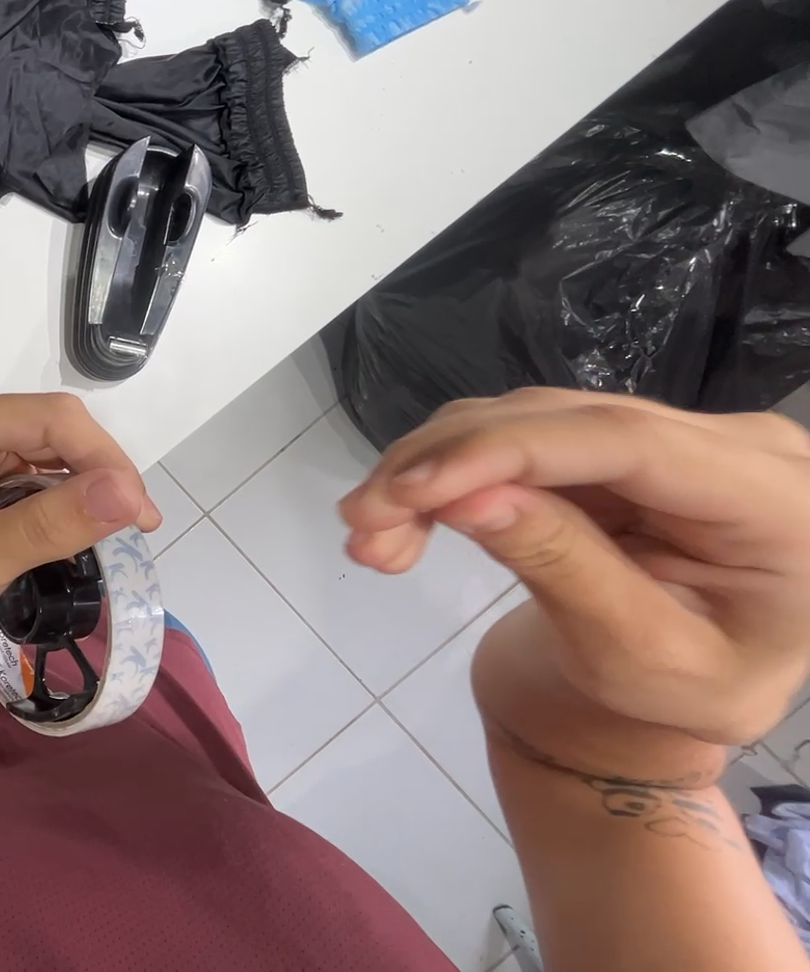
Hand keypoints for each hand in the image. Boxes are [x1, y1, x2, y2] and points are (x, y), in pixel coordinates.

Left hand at [0, 394, 160, 663]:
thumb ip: (55, 522)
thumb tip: (130, 495)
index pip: (50, 418)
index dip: (102, 456)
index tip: (137, 511)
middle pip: (56, 428)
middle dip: (101, 471)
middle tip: (138, 524)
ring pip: (54, 451)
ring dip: (90, 486)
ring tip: (123, 528)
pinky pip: (40, 474)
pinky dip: (68, 498)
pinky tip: (89, 525)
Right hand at [339, 388, 809, 782]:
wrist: (649, 697)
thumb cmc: (665, 702)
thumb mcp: (636, 658)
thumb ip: (565, 571)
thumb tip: (468, 499)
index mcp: (783, 504)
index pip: (623, 441)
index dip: (500, 452)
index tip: (402, 492)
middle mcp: (726, 447)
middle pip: (550, 421)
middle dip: (437, 466)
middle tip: (357, 525)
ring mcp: (655, 439)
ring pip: (504, 421)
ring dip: (420, 472)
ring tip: (369, 539)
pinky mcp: (592, 447)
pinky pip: (492, 438)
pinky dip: (431, 476)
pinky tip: (397, 520)